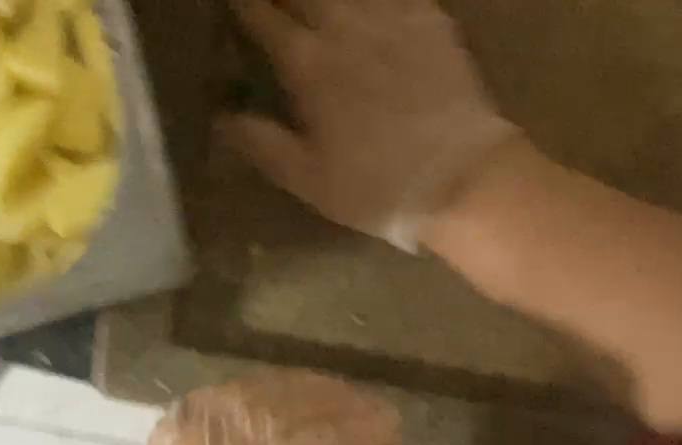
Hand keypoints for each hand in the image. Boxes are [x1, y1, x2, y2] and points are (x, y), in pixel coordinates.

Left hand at [115, 370, 400, 444]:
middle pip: (299, 410)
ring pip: (274, 389)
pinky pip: (246, 386)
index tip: (393, 429)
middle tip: (378, 413)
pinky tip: (308, 396)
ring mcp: (196, 420)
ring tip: (352, 402)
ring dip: (321, 391)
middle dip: (348, 407)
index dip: (362, 433)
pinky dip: (284, 387)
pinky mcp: (183, 409)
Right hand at [219, 0, 518, 250]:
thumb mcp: (307, 179)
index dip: (247, 7)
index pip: (266, 21)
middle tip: (274, 0)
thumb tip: (224, 119)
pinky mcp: (431, 19)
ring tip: (319, 4)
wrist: (456, 178)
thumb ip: (263, 143)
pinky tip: (372, 4)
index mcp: (308, 66)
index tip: (237, 3)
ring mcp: (392, 17)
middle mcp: (345, 27)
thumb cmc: (373, 188)